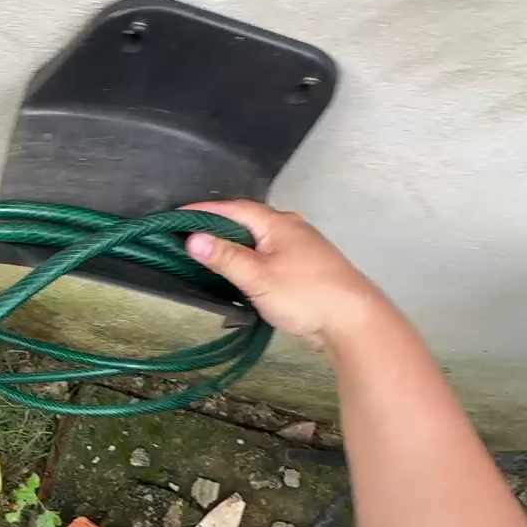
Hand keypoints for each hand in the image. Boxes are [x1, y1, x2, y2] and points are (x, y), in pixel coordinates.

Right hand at [181, 200, 395, 349]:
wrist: (349, 317)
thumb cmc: (303, 293)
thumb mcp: (257, 276)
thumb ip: (224, 257)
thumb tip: (192, 239)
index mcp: (277, 223)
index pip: (234, 208)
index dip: (204, 210)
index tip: (177, 216)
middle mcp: (289, 227)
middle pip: (246, 219)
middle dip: (216, 223)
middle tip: (187, 233)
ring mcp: (298, 246)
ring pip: (257, 236)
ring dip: (232, 239)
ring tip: (206, 250)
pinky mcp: (301, 265)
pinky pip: (266, 251)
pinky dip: (246, 254)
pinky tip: (237, 267)